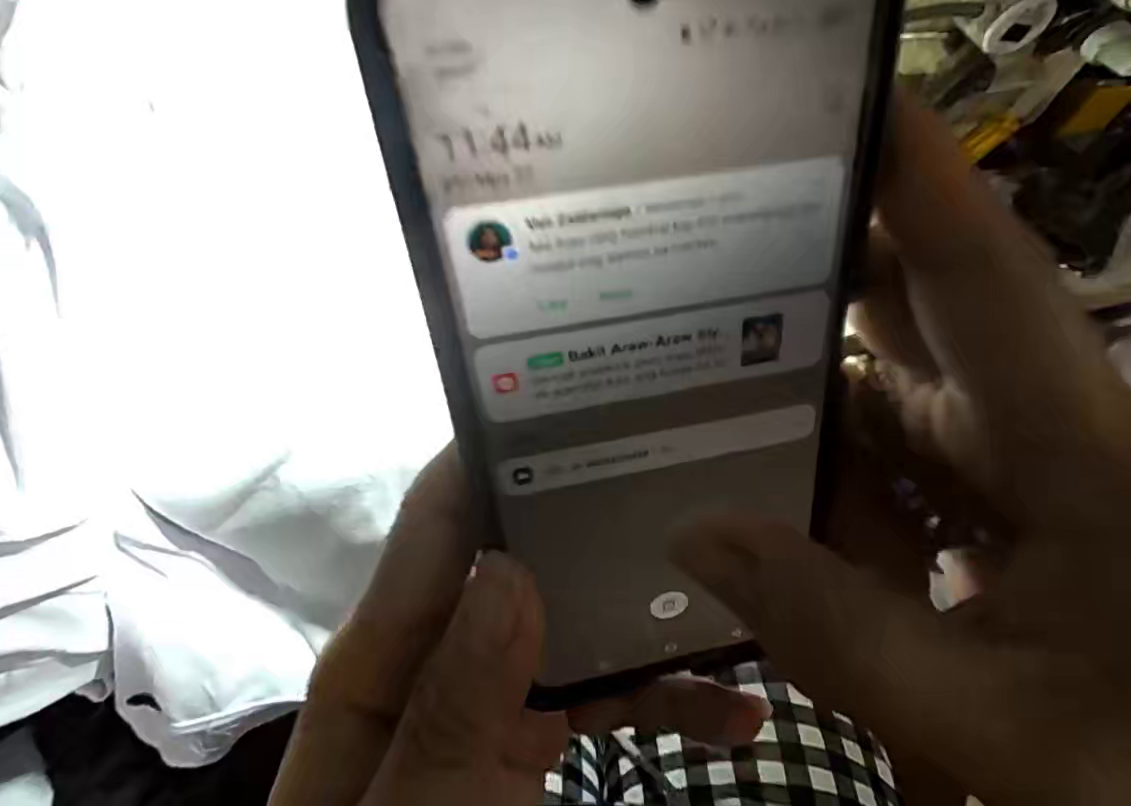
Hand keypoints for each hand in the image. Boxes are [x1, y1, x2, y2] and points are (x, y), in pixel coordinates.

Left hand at [272, 447, 770, 805]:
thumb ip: (454, 703)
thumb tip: (510, 563)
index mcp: (391, 650)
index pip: (444, 515)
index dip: (499, 447)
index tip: (580, 402)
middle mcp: (450, 647)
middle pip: (530, 550)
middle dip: (602, 511)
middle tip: (691, 473)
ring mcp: (500, 685)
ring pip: (583, 615)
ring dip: (658, 609)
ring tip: (739, 585)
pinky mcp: (536, 728)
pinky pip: (608, 688)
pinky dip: (667, 695)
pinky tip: (735, 711)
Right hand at [672, 91, 1130, 805]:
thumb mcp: (1003, 737)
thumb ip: (841, 634)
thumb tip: (696, 534)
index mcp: (1097, 462)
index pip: (998, 283)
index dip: (930, 179)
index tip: (867, 91)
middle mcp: (1070, 439)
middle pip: (942, 312)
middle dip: (852, 243)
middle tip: (750, 190)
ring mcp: (1047, 477)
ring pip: (916, 384)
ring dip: (835, 354)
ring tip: (731, 310)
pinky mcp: (1026, 518)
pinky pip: (916, 456)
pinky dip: (849, 447)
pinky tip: (784, 444)